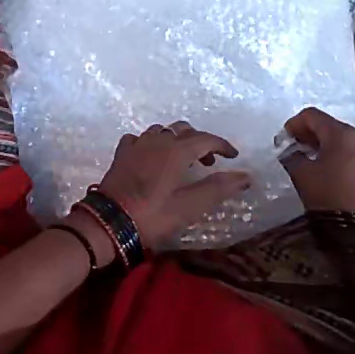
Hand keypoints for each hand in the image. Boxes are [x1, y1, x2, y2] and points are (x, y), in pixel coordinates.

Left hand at [94, 122, 252, 248]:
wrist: (107, 223)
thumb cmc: (152, 216)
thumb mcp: (189, 206)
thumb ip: (218, 188)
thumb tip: (246, 176)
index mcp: (176, 150)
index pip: (205, 138)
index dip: (221, 145)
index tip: (233, 156)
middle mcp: (157, 140)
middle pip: (183, 130)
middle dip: (199, 141)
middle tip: (208, 162)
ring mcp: (136, 145)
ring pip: (161, 131)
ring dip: (176, 140)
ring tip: (182, 160)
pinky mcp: (121, 154)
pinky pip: (140, 139)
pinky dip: (152, 144)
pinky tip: (152, 157)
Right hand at [279, 107, 354, 220]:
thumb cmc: (329, 195)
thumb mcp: (302, 174)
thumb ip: (291, 156)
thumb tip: (289, 151)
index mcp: (340, 133)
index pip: (312, 115)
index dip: (293, 123)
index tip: (282, 139)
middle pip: (327, 125)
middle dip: (307, 133)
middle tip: (290, 147)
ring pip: (338, 139)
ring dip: (319, 144)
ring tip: (305, 159)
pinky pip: (348, 152)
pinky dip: (333, 154)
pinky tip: (323, 170)